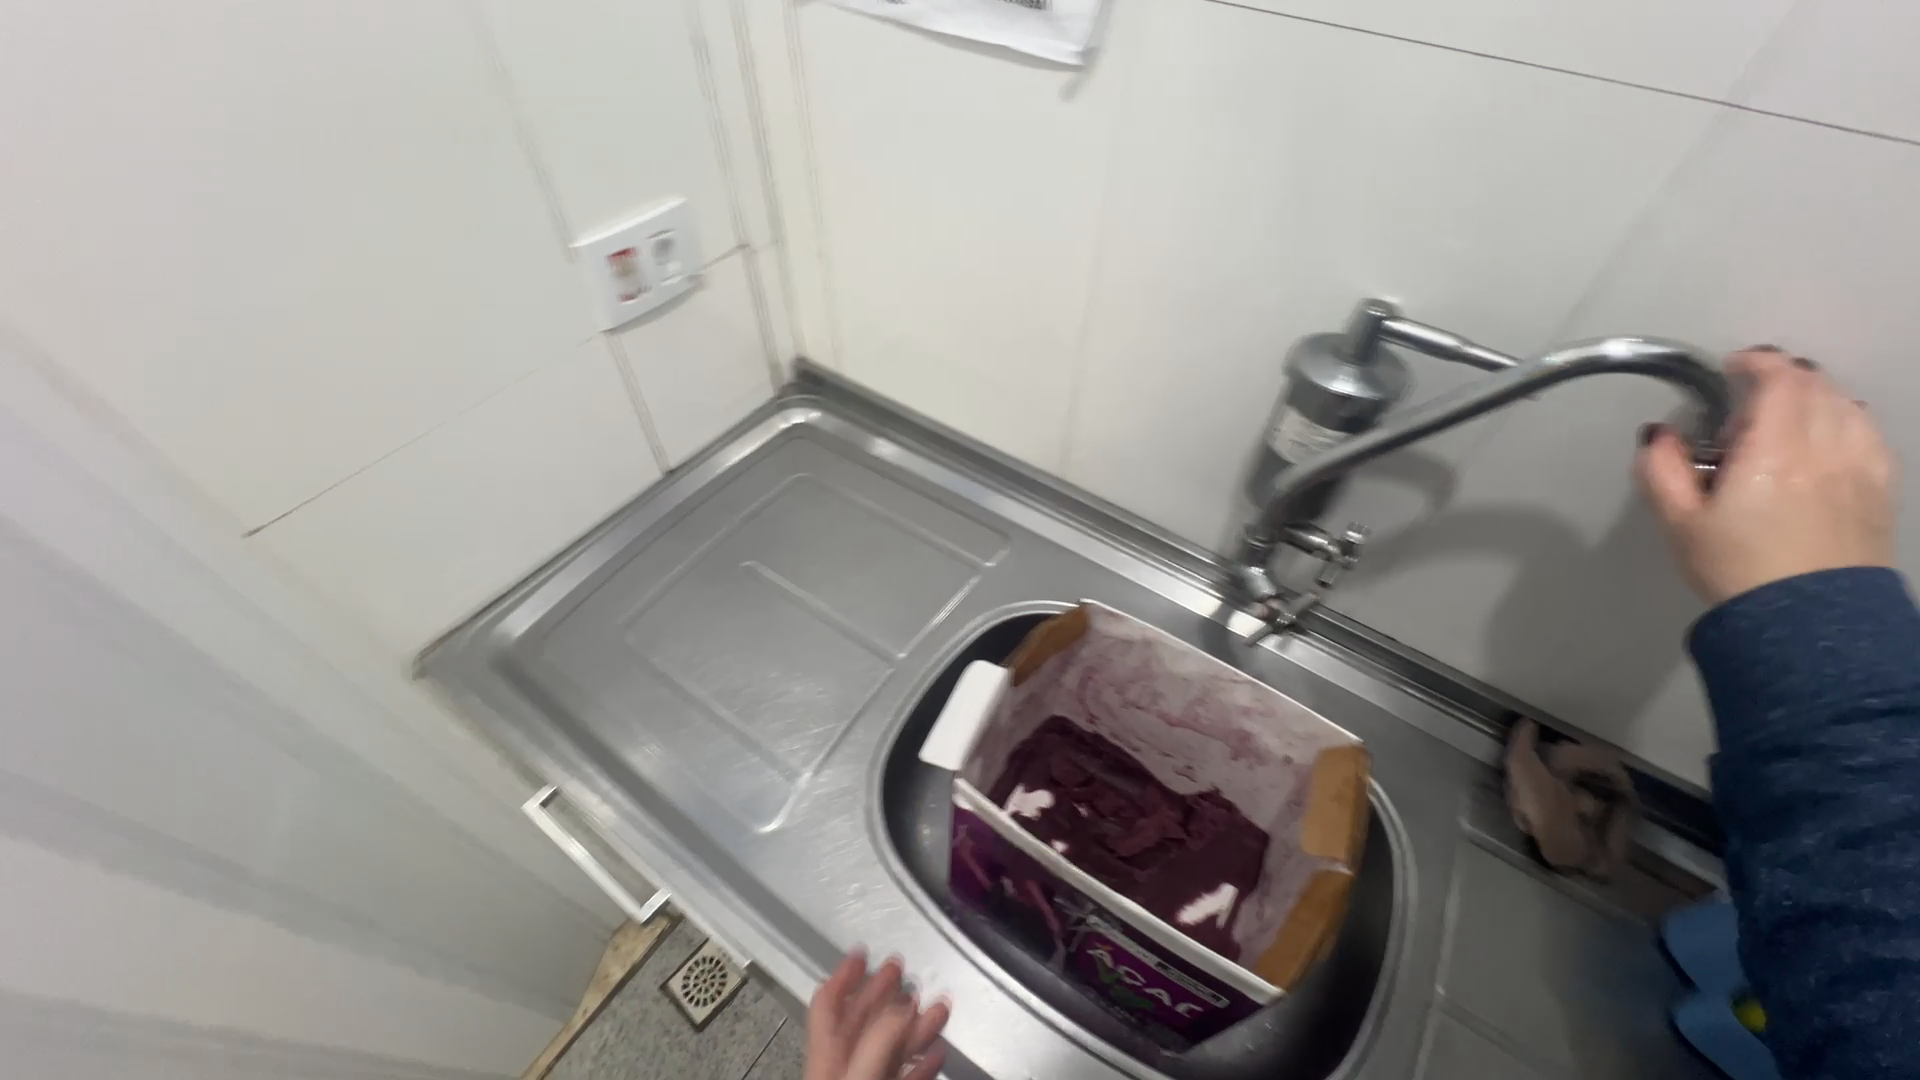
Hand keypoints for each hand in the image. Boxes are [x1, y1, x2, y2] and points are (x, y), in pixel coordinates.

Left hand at [804, 949, 948, 1079]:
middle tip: (900, 968)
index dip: (844, 974)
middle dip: (884, 989)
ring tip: (938, 1006)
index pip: (828, 1001)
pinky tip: (937, 1051)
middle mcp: (843, 1065)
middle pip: (862, 1017)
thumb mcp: (860, 1072)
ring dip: (914, 1022)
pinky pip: (904, 1072)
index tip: (861, 952)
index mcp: (827, 1054)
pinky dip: (921, 1059)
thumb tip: (905, 1004)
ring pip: (889, 1043)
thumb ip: (880, 1035)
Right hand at [1638, 347, 1894, 604]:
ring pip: (1848, 406)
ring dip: (1816, 395)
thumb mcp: (1678, 521)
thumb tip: (1660, 433)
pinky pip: (1867, 432)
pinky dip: (1844, 418)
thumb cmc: (1733, 565)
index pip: (1781, 384)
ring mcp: (1862, 467)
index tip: (1734, 364)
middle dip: (1786, 376)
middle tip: (1751, 386)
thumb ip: (1662, 469)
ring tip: (1785, 408)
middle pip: (1819, 389)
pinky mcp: (1879, 487)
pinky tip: (1825, 432)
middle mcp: (1828, 450)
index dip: (1759, 363)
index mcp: (1775, 454)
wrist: (1807, 617)